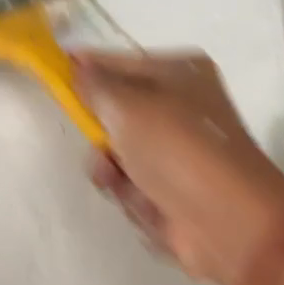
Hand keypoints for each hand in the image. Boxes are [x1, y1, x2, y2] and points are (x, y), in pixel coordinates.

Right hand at [74, 51, 283, 284]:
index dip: (87, 68)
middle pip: (116, 112)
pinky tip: (146, 204)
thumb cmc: (180, 149)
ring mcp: (178, 152)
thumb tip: (75, 63)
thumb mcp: (129, 105)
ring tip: (122, 181)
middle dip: (101, 133)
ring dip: (114, 170)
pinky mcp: (174, 192)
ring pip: (119, 154)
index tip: (54, 75)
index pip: (120, 61)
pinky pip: (133, 187)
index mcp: (180, 72)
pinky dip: (133, 197)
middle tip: (99, 145)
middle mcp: (181, 107)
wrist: (229, 223)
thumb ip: (95, 84)